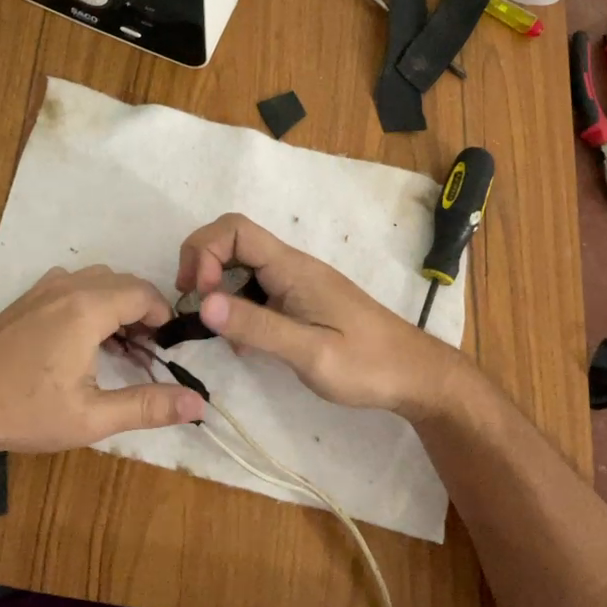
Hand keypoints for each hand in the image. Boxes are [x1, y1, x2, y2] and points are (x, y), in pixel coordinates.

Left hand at [0, 266, 205, 465]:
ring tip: (119, 349)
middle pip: (121, 282)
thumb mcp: (91, 417)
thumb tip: (199, 404)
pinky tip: (82, 343)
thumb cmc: (22, 411)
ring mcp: (42, 289)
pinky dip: (90, 302)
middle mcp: (67, 286)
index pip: (143, 292)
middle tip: (148, 353)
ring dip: (115, 305)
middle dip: (142, 310)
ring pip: (96, 280)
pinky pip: (72, 286)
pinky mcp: (25, 299)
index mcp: (87, 307)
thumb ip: (148, 406)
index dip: (164, 316)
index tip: (169, 349)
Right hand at [178, 213, 465, 419]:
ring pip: (240, 263)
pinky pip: (254, 287)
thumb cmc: (367, 364)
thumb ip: (258, 327)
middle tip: (191, 304)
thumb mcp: (311, 353)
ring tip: (209, 324)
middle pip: (231, 239)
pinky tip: (239, 339)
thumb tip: (203, 303)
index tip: (199, 295)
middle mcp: (290, 266)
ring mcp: (294, 283)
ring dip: (215, 284)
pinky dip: (234, 304)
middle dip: (200, 262)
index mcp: (292, 267)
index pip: (235, 230)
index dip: (205, 252)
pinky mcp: (298, 301)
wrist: (415, 376)